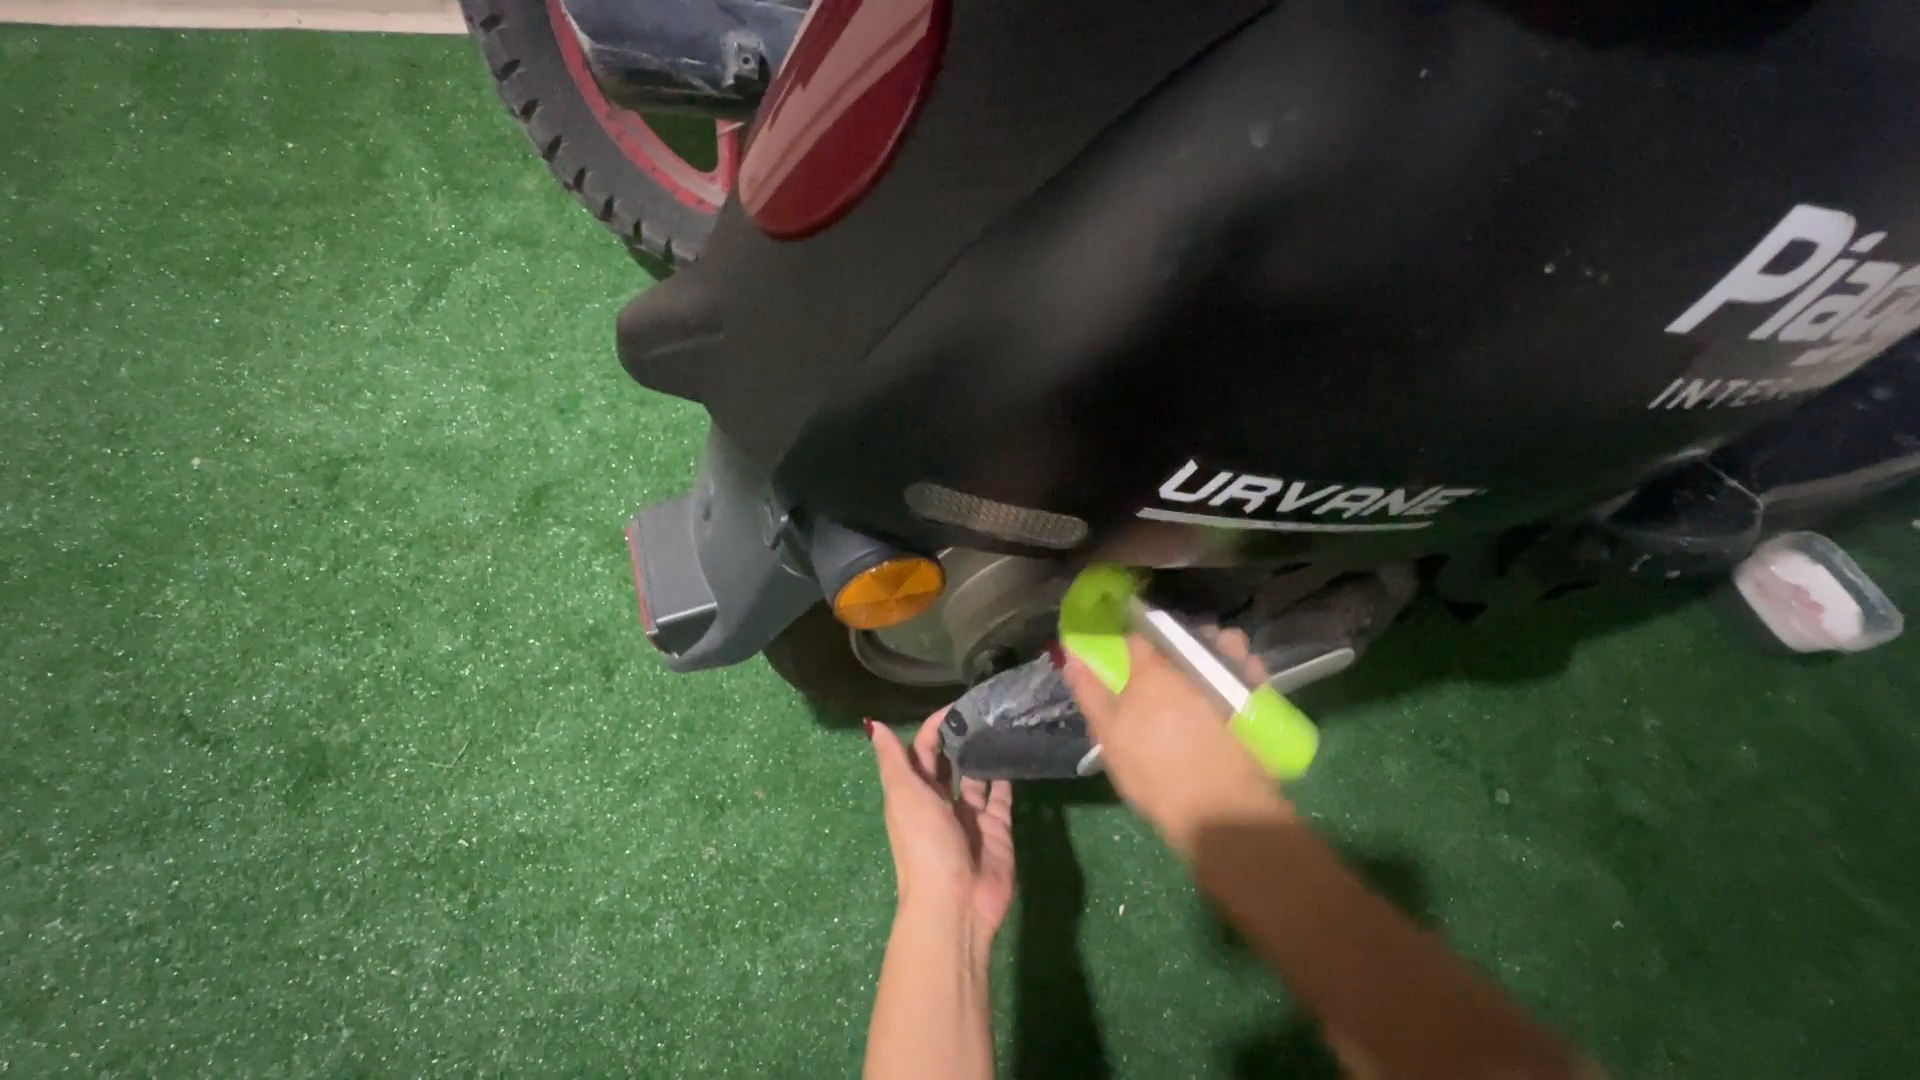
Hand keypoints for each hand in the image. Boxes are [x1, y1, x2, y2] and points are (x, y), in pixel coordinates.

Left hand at [866, 712, 1014, 953]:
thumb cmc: (924, 844)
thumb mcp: (903, 795)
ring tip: (1004, 724)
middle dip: (962, 737)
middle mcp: (941, 801)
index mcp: (914, 793)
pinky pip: (1002, 797)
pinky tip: (1016, 752)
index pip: (924, 750)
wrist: (955, 903)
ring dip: (985, 753)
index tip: (957, 705)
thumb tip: (872, 723)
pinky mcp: (997, 829)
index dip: (935, 727)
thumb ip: (892, 758)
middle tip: (986, 708)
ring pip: (978, 776)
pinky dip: (1008, 777)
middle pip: (951, 761)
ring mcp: (970, 815)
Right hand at [1060, 629, 1292, 851]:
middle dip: (1168, 644)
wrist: (1219, 811)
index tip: (1123, 654)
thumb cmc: (1153, 773)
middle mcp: (1191, 661)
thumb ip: (1089, 691)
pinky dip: (1240, 662)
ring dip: (1207, 645)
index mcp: (1152, 668)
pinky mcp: (1257, 697)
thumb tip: (1071, 653)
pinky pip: (1248, 665)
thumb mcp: (1109, 736)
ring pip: (1217, 643)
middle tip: (1158, 670)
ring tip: (1197, 667)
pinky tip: (1232, 676)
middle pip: (1177, 638)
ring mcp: (1228, 677)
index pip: (1136, 636)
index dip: (1128, 641)